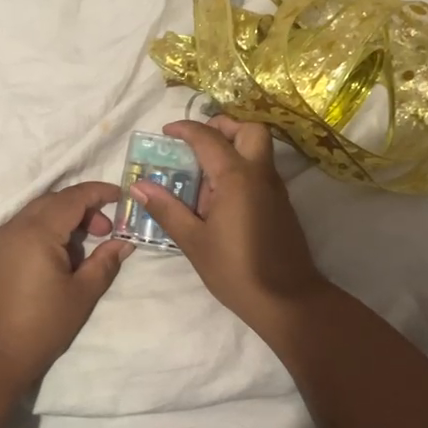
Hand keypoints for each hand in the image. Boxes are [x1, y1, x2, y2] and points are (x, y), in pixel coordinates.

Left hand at [0, 181, 133, 384]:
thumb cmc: (42, 327)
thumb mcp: (81, 295)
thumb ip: (104, 263)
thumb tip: (123, 243)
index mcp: (37, 232)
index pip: (72, 198)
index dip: (98, 192)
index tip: (119, 196)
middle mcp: (11, 228)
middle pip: (51, 202)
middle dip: (80, 208)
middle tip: (103, 231)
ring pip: (31, 215)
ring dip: (58, 222)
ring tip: (78, 251)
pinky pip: (14, 232)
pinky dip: (37, 234)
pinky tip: (49, 261)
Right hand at [132, 117, 329, 335]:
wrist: (288, 300)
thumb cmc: (236, 271)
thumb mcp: (193, 242)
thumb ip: (167, 209)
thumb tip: (139, 186)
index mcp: (236, 178)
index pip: (209, 138)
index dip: (185, 129)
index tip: (166, 133)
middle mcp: (260, 174)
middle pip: (249, 130)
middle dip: (223, 126)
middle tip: (196, 143)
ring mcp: (275, 189)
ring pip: (259, 149)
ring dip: (233, 146)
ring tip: (202, 173)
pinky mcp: (280, 205)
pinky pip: (260, 170)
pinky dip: (241, 167)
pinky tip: (218, 198)